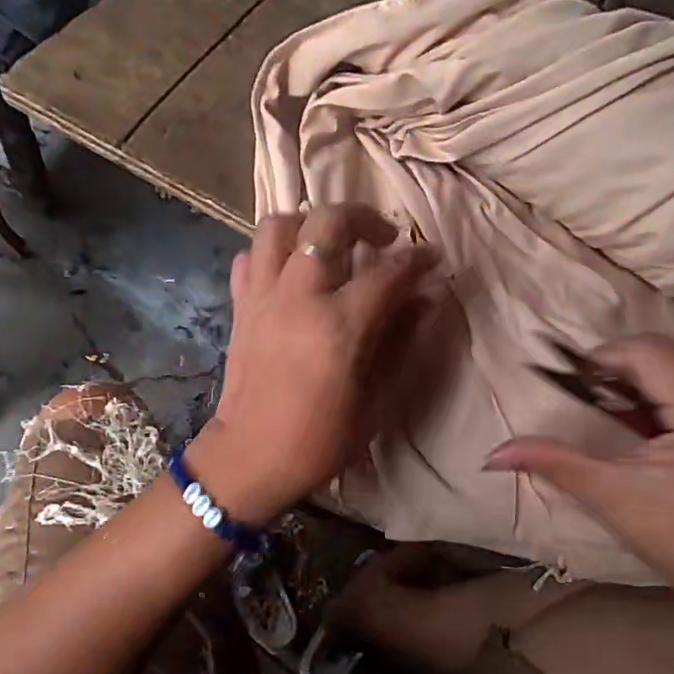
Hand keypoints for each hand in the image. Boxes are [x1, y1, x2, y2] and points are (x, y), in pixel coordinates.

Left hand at [185, 205, 435, 523]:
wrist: (251, 456)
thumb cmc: (321, 439)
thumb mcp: (378, 400)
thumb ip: (405, 341)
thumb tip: (428, 295)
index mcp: (340, 324)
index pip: (388, 270)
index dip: (417, 258)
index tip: (433, 257)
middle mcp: (299, 297)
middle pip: (327, 224)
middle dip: (363, 217)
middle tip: (383, 236)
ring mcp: (262, 297)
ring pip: (278, 227)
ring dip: (310, 223)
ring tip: (331, 242)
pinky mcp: (240, 306)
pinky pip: (249, 258)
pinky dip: (270, 252)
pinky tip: (290, 270)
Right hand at [485, 335, 673, 623]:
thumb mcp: (615, 498)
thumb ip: (554, 462)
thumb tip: (491, 454)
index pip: (646, 351)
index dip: (599, 361)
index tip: (569, 388)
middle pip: (666, 357)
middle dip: (619, 377)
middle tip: (588, 409)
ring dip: (644, 388)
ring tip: (617, 424)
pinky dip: (671, 401)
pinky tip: (653, 434)